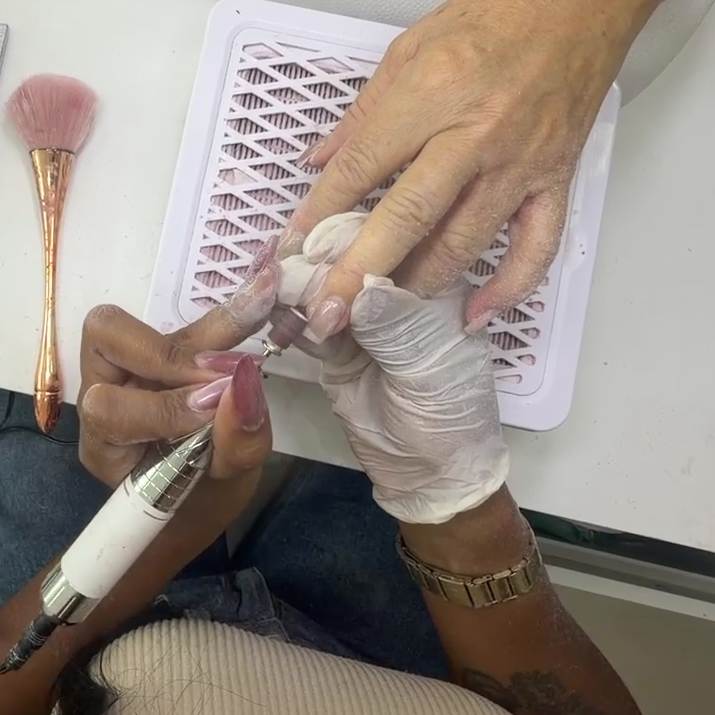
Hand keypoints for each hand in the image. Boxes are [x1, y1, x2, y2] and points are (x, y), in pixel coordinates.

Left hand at [75, 263, 276, 533]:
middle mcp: (104, 397)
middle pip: (105, 340)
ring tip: (258, 316)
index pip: (107, 408)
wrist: (199, 502)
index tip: (214, 407)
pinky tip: (265, 293)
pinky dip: (229, 316)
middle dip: (170, 355)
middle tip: (226, 373)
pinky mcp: (165, 354)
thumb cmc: (200, 503)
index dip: (161, 406)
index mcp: (104, 444)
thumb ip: (234, 443)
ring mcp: (131, 370)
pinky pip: (191, 329)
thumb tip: (243, 383)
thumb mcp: (226, 489)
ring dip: (201, 332)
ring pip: (145, 323)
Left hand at [285, 0, 671, 337]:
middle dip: (360, 273)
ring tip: (377, 318)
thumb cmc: (493, 11)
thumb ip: (361, 115)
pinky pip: (536, 247)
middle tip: (324, 316)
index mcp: (431, 94)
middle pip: (408, 217)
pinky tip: (470, 316)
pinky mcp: (557, 178)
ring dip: (416, 287)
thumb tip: (318, 165)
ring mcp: (520, 162)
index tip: (289, 252)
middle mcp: (475, 135)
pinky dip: (506, 289)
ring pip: (463, 243)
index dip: (318, 213)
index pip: (361, 167)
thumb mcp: (409, 48)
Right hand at [285, 215, 506, 522]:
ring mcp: (361, 317)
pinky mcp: (335, 344)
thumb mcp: (431, 369)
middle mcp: (395, 290)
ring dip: (292, 288)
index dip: (351, 240)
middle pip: (347, 259)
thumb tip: (362, 282)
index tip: (312, 247)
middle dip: (312, 262)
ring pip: (321, 288)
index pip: (392, 241)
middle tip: (276, 269)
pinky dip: (288, 318)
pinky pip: (306, 322)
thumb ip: (397, 325)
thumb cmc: (449, 417)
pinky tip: (272, 317)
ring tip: (266, 289)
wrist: (427, 474)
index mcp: (434, 282)